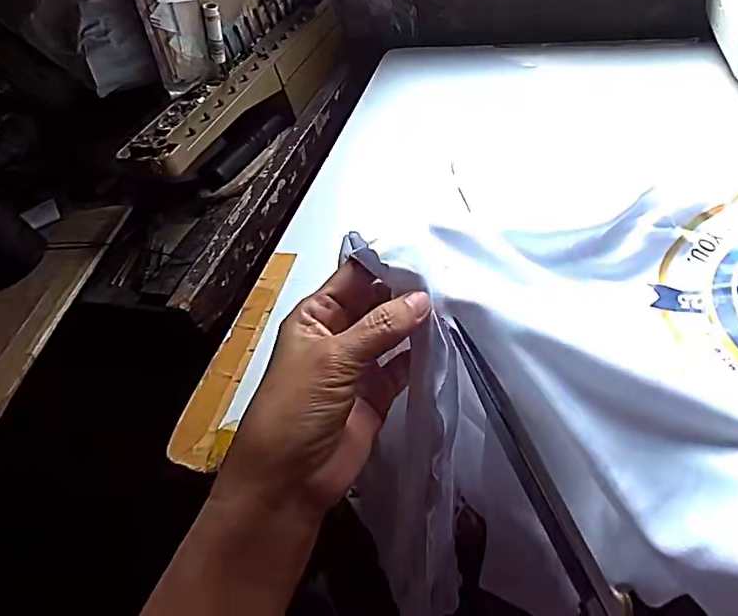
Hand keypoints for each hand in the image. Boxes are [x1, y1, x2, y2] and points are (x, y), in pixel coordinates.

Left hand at [216, 260, 430, 517]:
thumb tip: (422, 298)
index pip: (355, 276)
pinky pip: (407, 360)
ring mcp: (361, 361)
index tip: (422, 250)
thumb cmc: (292, 414)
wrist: (285, 488)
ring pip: (396, 328)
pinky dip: (424, 349)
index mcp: (316, 316)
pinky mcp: (380, 388)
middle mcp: (340, 333)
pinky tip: (444, 336)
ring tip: (452, 299)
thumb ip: (380, 326)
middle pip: (380, 299)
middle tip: (446, 273)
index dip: (385, 261)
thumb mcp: (331, 360)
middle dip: (408, 287)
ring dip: (418, 317)